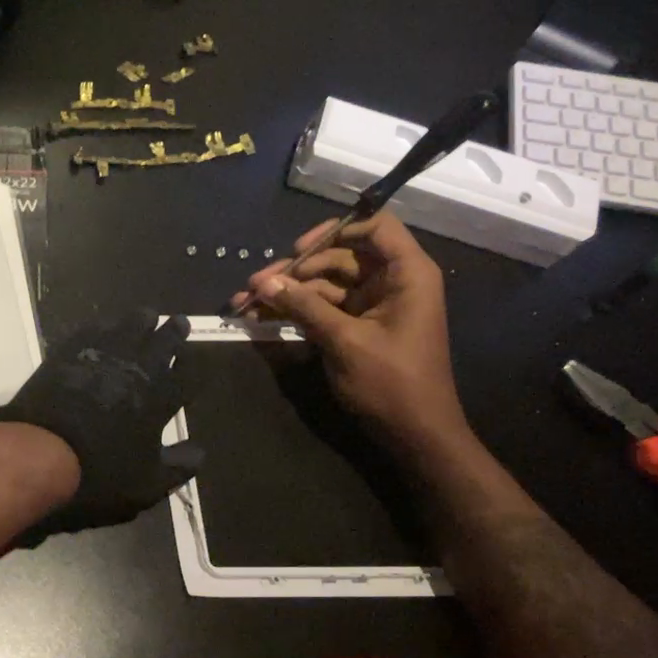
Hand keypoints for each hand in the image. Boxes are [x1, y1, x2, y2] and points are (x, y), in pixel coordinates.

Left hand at [0, 311, 200, 538]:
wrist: (41, 453)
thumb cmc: (98, 474)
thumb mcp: (145, 484)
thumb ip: (176, 467)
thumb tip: (200, 452)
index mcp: (160, 400)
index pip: (185, 378)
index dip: (191, 369)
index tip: (193, 360)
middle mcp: (136, 371)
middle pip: (162, 343)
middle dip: (173, 333)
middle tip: (178, 322)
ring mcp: (100, 358)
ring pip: (128, 328)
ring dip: (140, 321)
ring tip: (145, 316)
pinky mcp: (65, 356)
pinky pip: (89, 332)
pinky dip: (100, 327)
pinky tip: (101, 325)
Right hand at [230, 213, 468, 449]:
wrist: (412, 429)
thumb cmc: (391, 381)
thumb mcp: (345, 341)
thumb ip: (305, 308)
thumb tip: (264, 283)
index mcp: (406, 274)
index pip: (375, 229)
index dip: (335, 232)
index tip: (296, 249)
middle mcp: (390, 283)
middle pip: (339, 259)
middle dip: (296, 271)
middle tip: (254, 285)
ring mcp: (370, 307)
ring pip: (323, 287)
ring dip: (286, 294)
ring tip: (245, 304)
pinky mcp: (354, 329)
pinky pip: (321, 310)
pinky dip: (294, 312)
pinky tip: (261, 317)